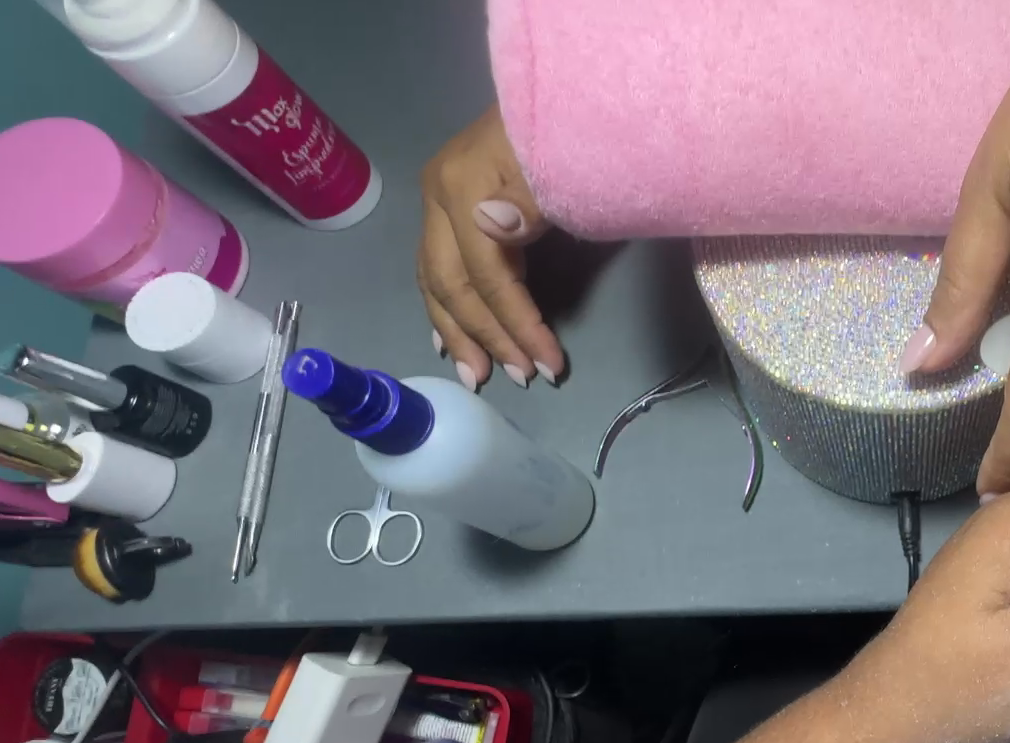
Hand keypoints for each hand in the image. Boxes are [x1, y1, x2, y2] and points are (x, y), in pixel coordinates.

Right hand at [418, 106, 564, 390]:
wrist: (565, 96)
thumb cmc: (571, 139)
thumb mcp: (559, 170)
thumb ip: (529, 201)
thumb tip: (497, 225)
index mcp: (463, 188)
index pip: (487, 278)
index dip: (518, 326)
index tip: (550, 365)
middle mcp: (441, 195)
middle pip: (453, 285)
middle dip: (485, 338)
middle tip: (515, 379)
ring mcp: (442, 201)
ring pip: (438, 281)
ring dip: (459, 332)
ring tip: (475, 372)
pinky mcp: (454, 207)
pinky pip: (442, 266)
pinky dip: (448, 306)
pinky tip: (450, 336)